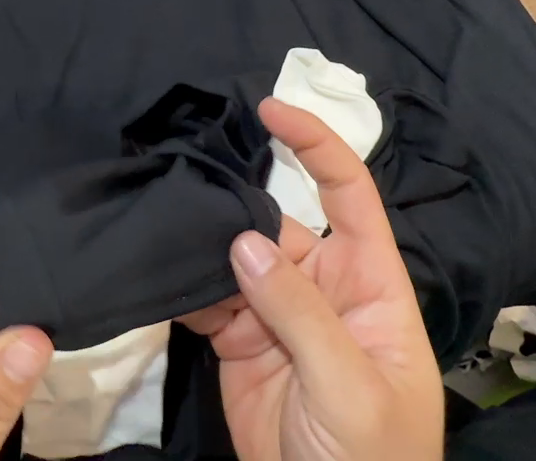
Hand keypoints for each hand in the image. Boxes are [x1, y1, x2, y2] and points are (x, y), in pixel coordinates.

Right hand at [179, 98, 442, 460]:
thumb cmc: (376, 459)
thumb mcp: (351, 387)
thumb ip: (301, 312)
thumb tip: (245, 239)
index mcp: (367, 283)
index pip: (349, 193)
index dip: (315, 145)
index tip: (270, 110)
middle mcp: (320, 286)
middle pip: (275, 223)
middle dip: (233, 207)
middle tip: (184, 191)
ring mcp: (275, 312)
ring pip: (233, 255)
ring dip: (200, 247)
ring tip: (162, 232)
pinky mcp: (237, 338)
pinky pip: (206, 296)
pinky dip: (183, 286)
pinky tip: (159, 275)